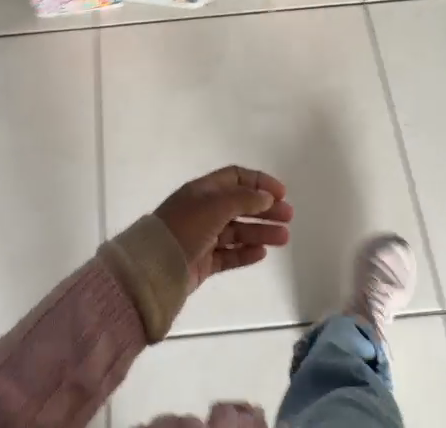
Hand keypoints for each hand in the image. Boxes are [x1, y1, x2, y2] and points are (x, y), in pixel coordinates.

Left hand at [154, 166, 293, 289]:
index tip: (282, 194)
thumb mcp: (214, 206)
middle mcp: (203, 211)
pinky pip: (229, 254)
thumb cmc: (185, 228)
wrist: (156, 266)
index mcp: (203, 191)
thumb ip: (243, 200)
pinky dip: (245, 252)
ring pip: (237, 231)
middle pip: (240, 205)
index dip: (259, 182)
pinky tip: (261, 253)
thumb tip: (266, 198)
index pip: (235, 178)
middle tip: (289, 217)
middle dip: (265, 210)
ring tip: (284, 239)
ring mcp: (203, 237)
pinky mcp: (203, 262)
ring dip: (261, 232)